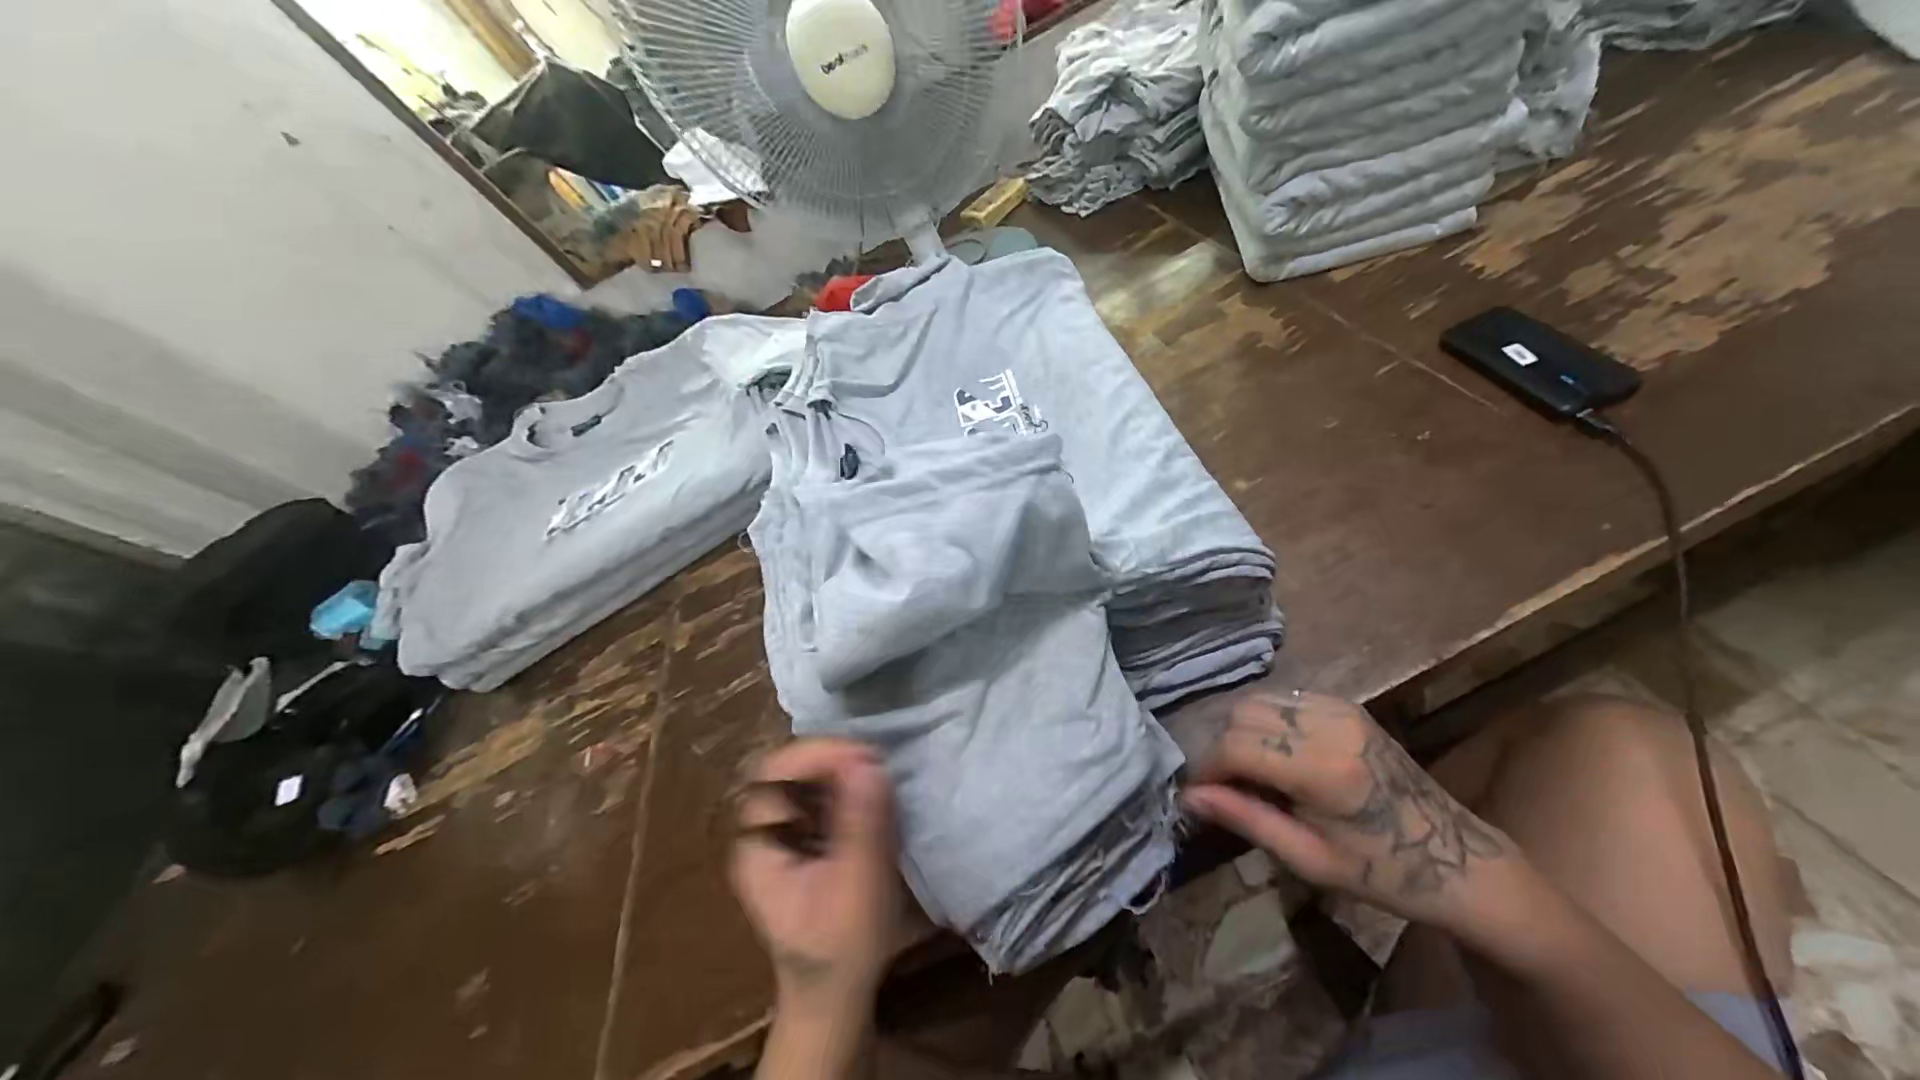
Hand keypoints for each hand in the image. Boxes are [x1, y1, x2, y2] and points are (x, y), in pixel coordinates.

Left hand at [731, 738, 899, 1022]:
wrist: (832, 997)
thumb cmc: (841, 949)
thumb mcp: (859, 887)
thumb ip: (863, 826)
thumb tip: (870, 763)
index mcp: (759, 844)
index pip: (774, 773)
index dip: (817, 755)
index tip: (863, 758)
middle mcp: (762, 832)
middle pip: (788, 769)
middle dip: (832, 757)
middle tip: (876, 763)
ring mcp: (780, 835)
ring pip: (804, 778)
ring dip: (841, 769)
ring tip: (877, 775)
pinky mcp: (802, 840)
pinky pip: (819, 795)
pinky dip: (845, 786)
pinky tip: (870, 795)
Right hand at [1182, 691, 1514, 933]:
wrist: (1458, 859)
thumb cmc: (1380, 871)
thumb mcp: (1306, 857)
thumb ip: (1244, 817)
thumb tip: (1188, 797)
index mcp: (1323, 769)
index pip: (1235, 746)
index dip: (1206, 767)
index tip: (1197, 793)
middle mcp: (1329, 725)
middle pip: (1241, 714)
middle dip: (1220, 747)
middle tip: (1222, 784)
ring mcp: (1340, 708)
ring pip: (1257, 699)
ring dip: (1238, 729)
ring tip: (1246, 769)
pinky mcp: (1346, 704)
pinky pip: (1282, 697)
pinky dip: (1263, 719)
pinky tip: (1272, 751)